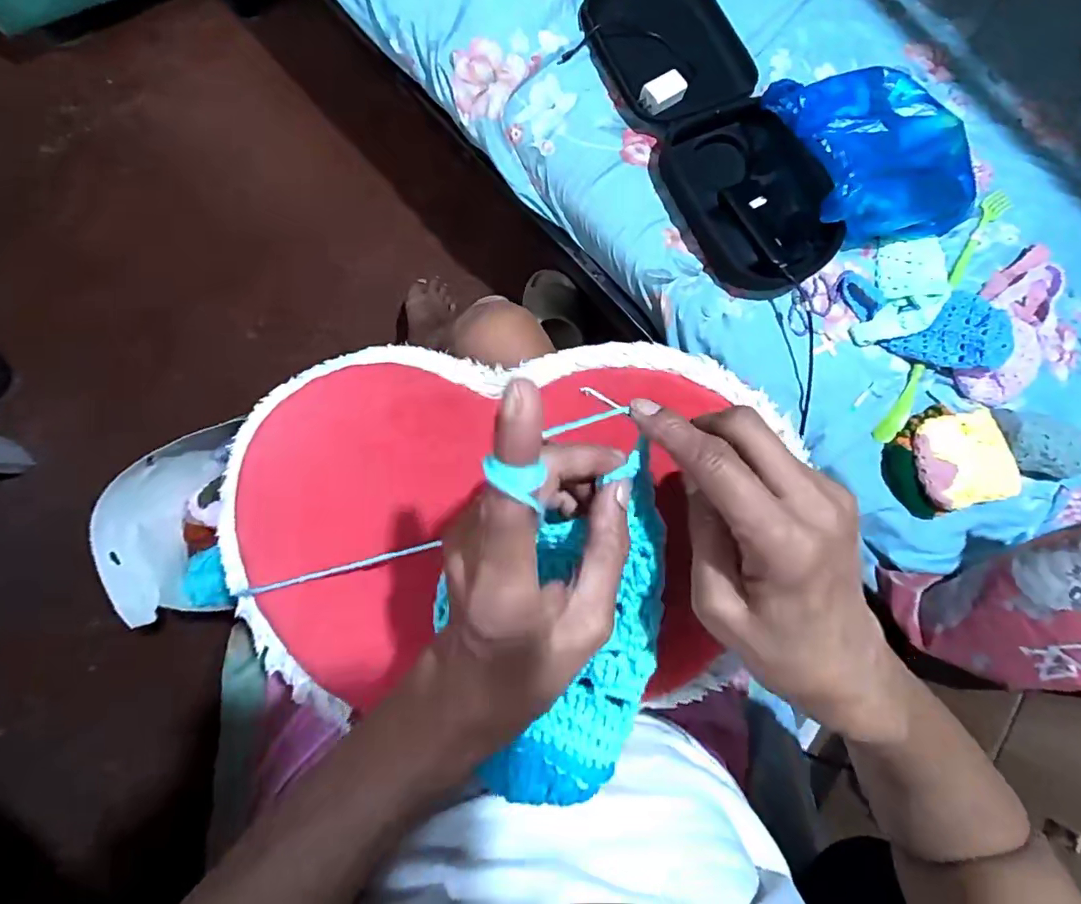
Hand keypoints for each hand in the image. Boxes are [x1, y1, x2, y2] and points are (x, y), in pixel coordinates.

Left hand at [419, 379, 630, 758]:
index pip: (509, 498)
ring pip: (520, 471)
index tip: (522, 389)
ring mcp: (461, 529)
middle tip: (618, 481)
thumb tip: (618, 488)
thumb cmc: (531, 671)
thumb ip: (607, 552)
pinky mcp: (465, 522)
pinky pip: (513, 483)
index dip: (517, 441)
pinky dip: (548, 485)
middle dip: (578, 460)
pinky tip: (571, 511)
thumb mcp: (589, 625)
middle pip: (526, 471)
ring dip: (565, 472)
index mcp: (506, 582)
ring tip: (598, 503)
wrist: (463, 691)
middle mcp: (473, 543)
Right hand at [632, 402, 910, 742]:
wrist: (849, 664)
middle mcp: (816, 502)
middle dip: (699, 422)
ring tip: (698, 469)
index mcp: (784, 542)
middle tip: (668, 441)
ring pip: (764, 434)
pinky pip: (778, 453)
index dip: (675, 431)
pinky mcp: (836, 489)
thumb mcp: (716, 606)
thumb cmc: (777, 650)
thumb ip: (700, 532)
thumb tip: (690, 472)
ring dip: (722, 438)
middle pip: (748, 427)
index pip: (720, 465)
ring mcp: (833, 491)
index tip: (639, 408)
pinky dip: (746, 457)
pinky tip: (736, 488)